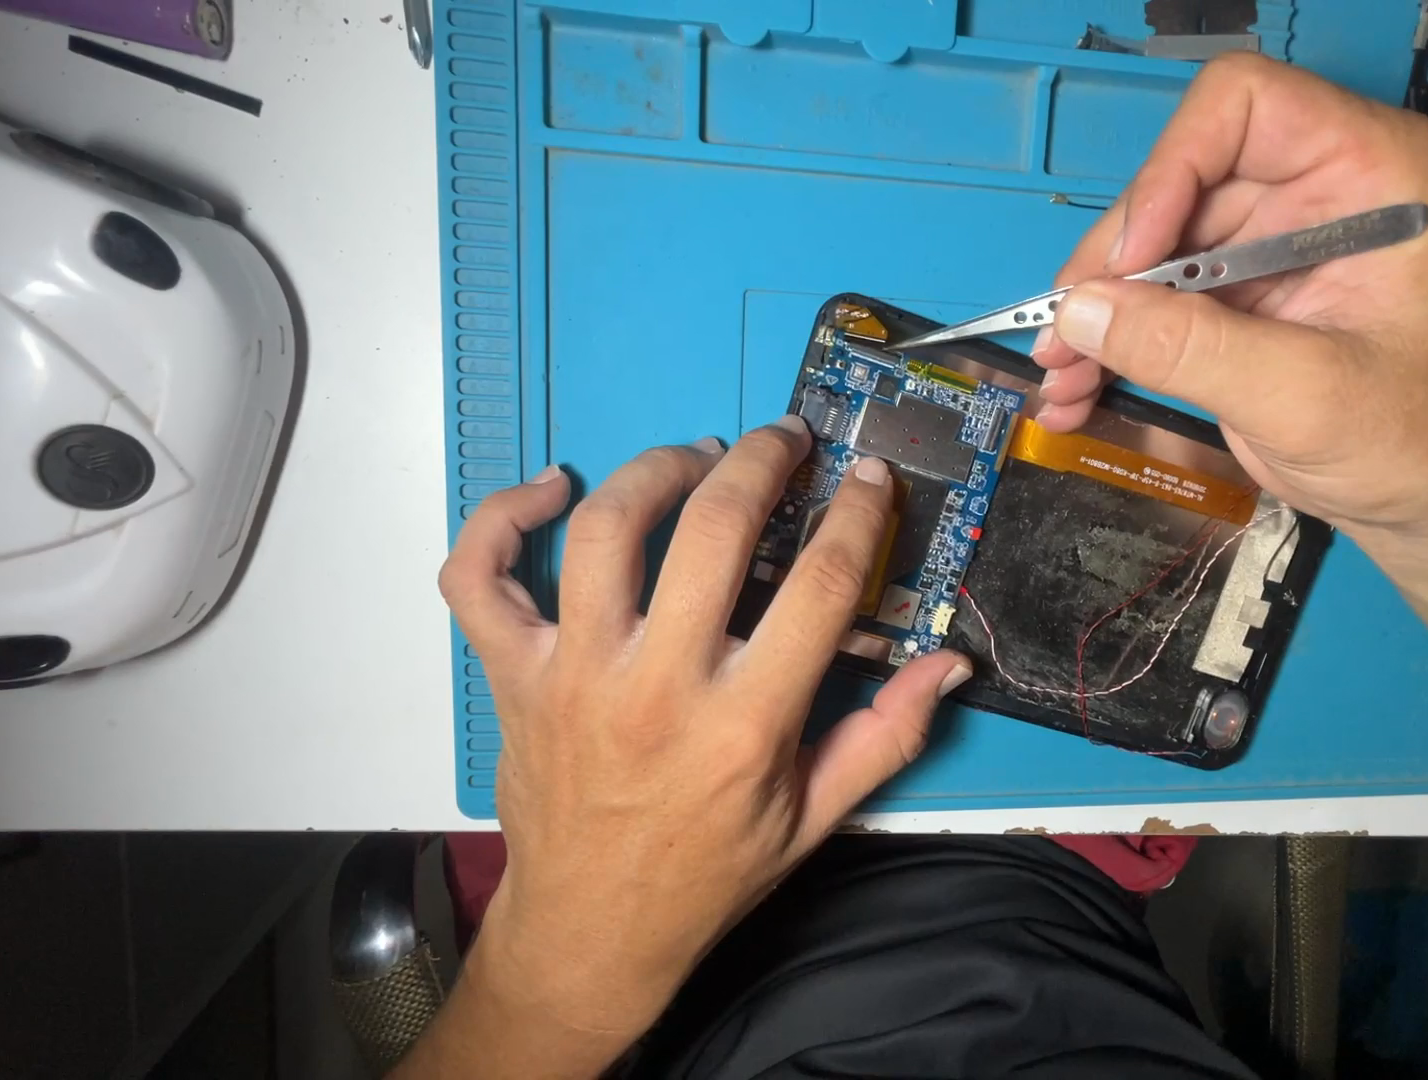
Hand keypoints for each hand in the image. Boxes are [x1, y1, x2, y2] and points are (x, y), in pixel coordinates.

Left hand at [436, 420, 970, 1054]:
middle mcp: (656, 685)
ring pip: (603, 530)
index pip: (820, 586)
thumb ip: (888, 735)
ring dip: (656, 469)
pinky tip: (553, 489)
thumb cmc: (709, 875)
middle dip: (760, 462)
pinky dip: (501, 516)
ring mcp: (572, 674)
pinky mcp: (512, 675)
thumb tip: (951, 663)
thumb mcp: (815, 819)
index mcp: (744, 723)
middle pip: (711, 530)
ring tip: (696, 456)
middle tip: (783, 440)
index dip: (856, 515)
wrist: (589, 934)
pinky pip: (476, 575)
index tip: (867, 477)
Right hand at [1032, 53, 1427, 584]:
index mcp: (1360, 175)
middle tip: (1063, 341)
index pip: (1239, 111)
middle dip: (1106, 271)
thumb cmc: (1413, 438)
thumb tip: (1075, 314)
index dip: (1169, 174)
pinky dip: (1101, 349)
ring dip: (1089, 319)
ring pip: (1138, 256)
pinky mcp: (1222, 304)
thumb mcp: (1301, 393)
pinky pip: (1140, 308)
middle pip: (1167, 192)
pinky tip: (1073, 396)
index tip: (1130, 264)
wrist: (1426, 500)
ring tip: (1060, 381)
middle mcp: (1300, 197)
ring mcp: (1255, 252)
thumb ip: (1188, 349)